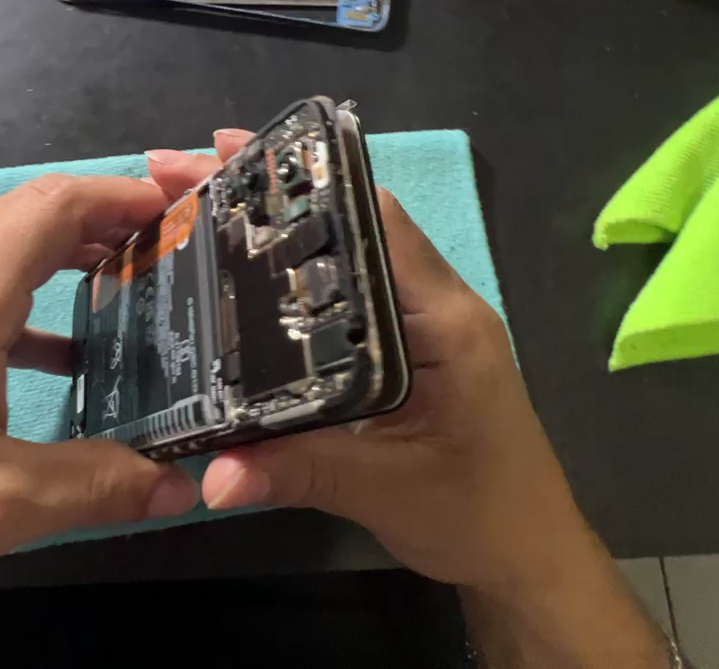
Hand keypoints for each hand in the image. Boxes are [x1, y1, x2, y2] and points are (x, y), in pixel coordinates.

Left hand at [0, 175, 198, 668]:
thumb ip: (92, 487)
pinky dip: (27, 291)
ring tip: (124, 280)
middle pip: (25, 212)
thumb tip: (178, 485)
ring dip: (62, 250)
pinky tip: (60, 349)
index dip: (114, 194)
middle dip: (98, 215)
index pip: (48, 208)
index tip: (170, 207)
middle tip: (162, 245)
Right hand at [145, 132, 597, 593]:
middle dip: (270, 191)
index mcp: (442, 317)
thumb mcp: (386, 492)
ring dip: (277, 224)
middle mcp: (429, 302)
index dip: (308, 185)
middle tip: (189, 170)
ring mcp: (414, 320)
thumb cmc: (481, 517)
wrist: (528, 559)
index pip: (376, 220)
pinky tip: (238, 271)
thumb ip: (301, 474)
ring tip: (199, 204)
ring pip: (342, 250)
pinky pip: (342, 286)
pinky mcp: (399, 342)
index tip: (236, 158)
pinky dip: (290, 267)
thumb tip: (213, 478)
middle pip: (348, 221)